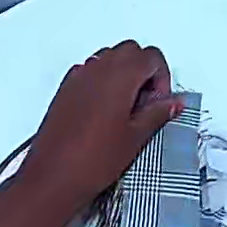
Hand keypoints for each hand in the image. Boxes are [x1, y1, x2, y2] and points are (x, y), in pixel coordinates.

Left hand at [15, 41, 181, 217]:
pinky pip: (90, 70)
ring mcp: (79, 75)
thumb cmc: (92, 159)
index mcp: (120, 74)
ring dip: (123, 72)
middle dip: (144, 70)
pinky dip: (102, 80)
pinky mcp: (66, 87)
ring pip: (109, 57)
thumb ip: (158, 112)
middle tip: (149, 101)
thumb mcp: (136, 137)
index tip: (161, 100)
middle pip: (130, 50)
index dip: (162, 76)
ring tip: (128, 108)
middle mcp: (98, 68)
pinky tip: (106, 111)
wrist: (53, 176)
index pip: (151, 56)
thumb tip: (173, 102)